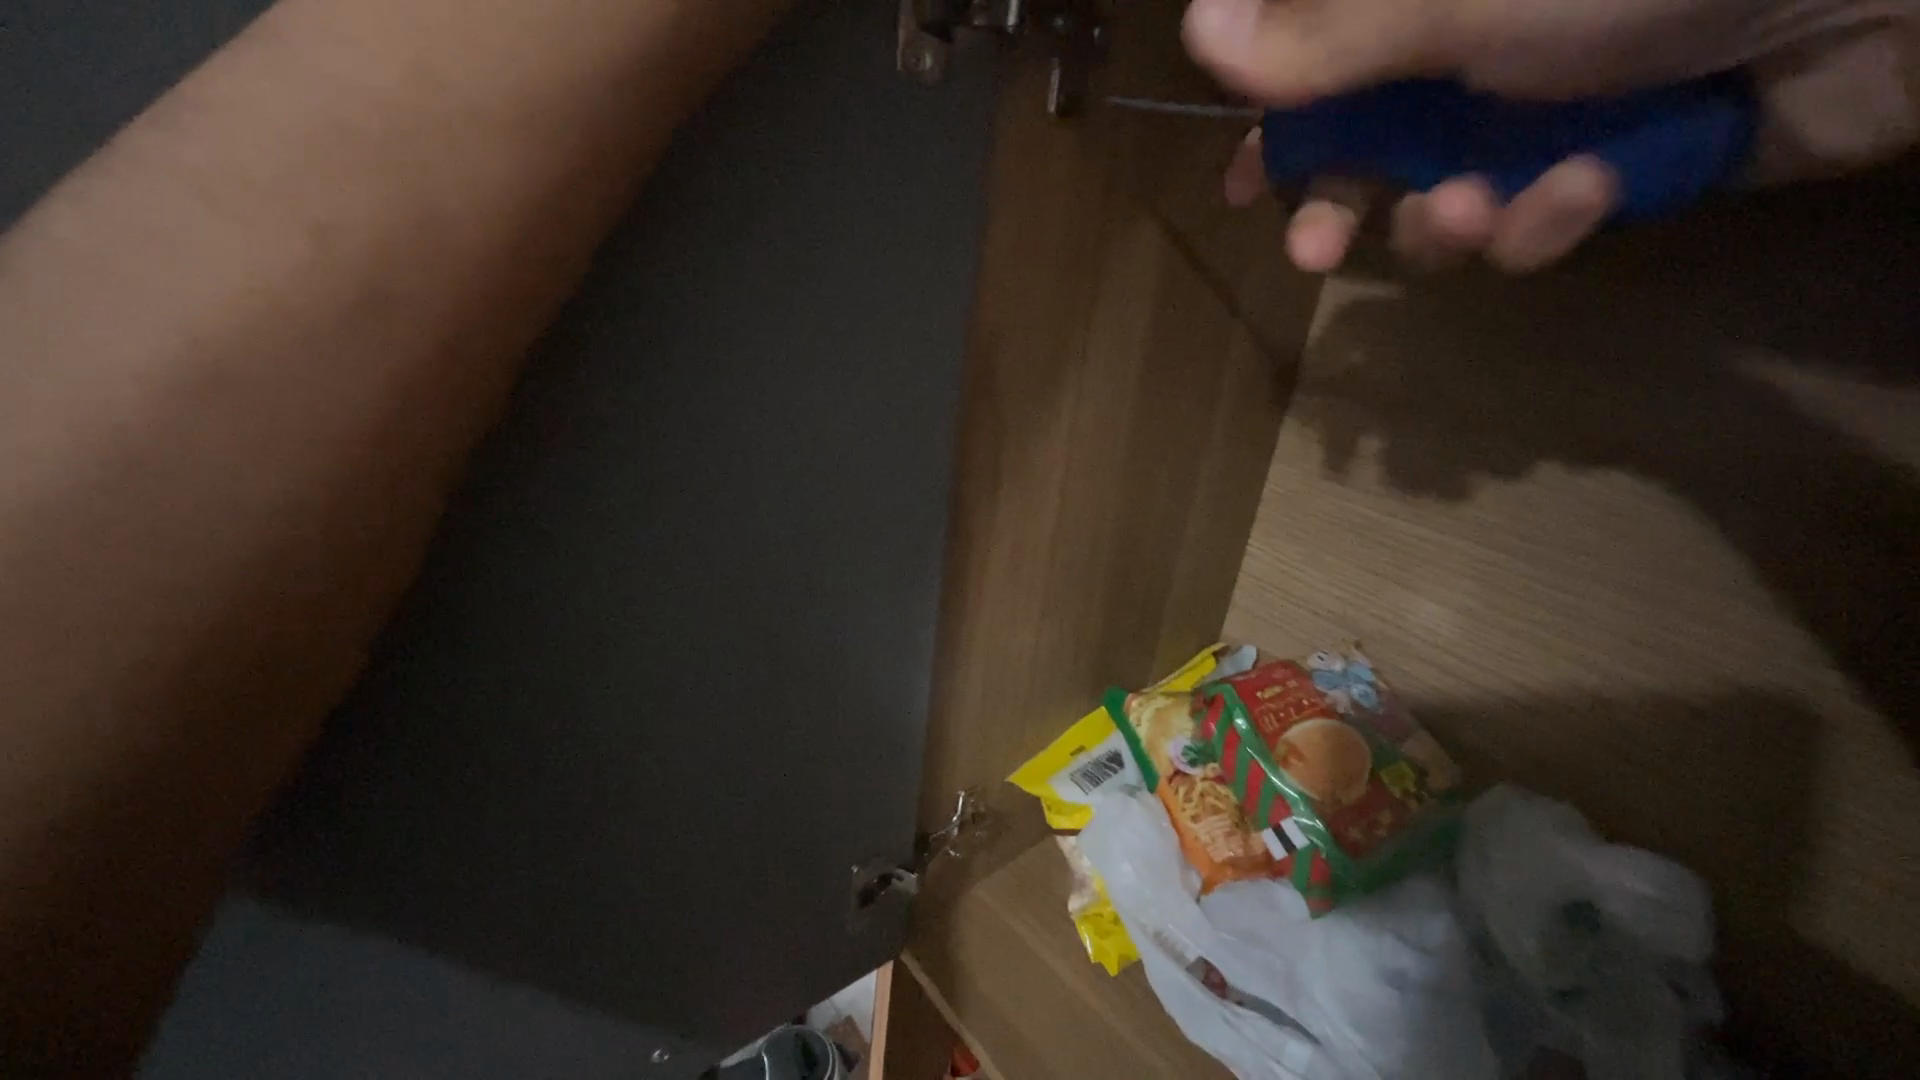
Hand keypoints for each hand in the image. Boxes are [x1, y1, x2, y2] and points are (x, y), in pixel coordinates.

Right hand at [1187, 0, 1918, 271]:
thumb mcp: (1452, 1)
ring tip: (1484, 211)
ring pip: (1445, 201)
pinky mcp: (1604, 164)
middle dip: (1345, 207)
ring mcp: (1541, 109)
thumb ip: (1321, 35)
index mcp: (1429, 0)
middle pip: (1372, 148)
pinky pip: (1536, 219)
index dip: (1278, 128)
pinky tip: (1581, 193)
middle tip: (1317, 251)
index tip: (1245, 188)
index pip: (1323, 63)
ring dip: (1448, 222)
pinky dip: (1548, 220)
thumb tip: (1197, 27)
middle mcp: (1477, 50)